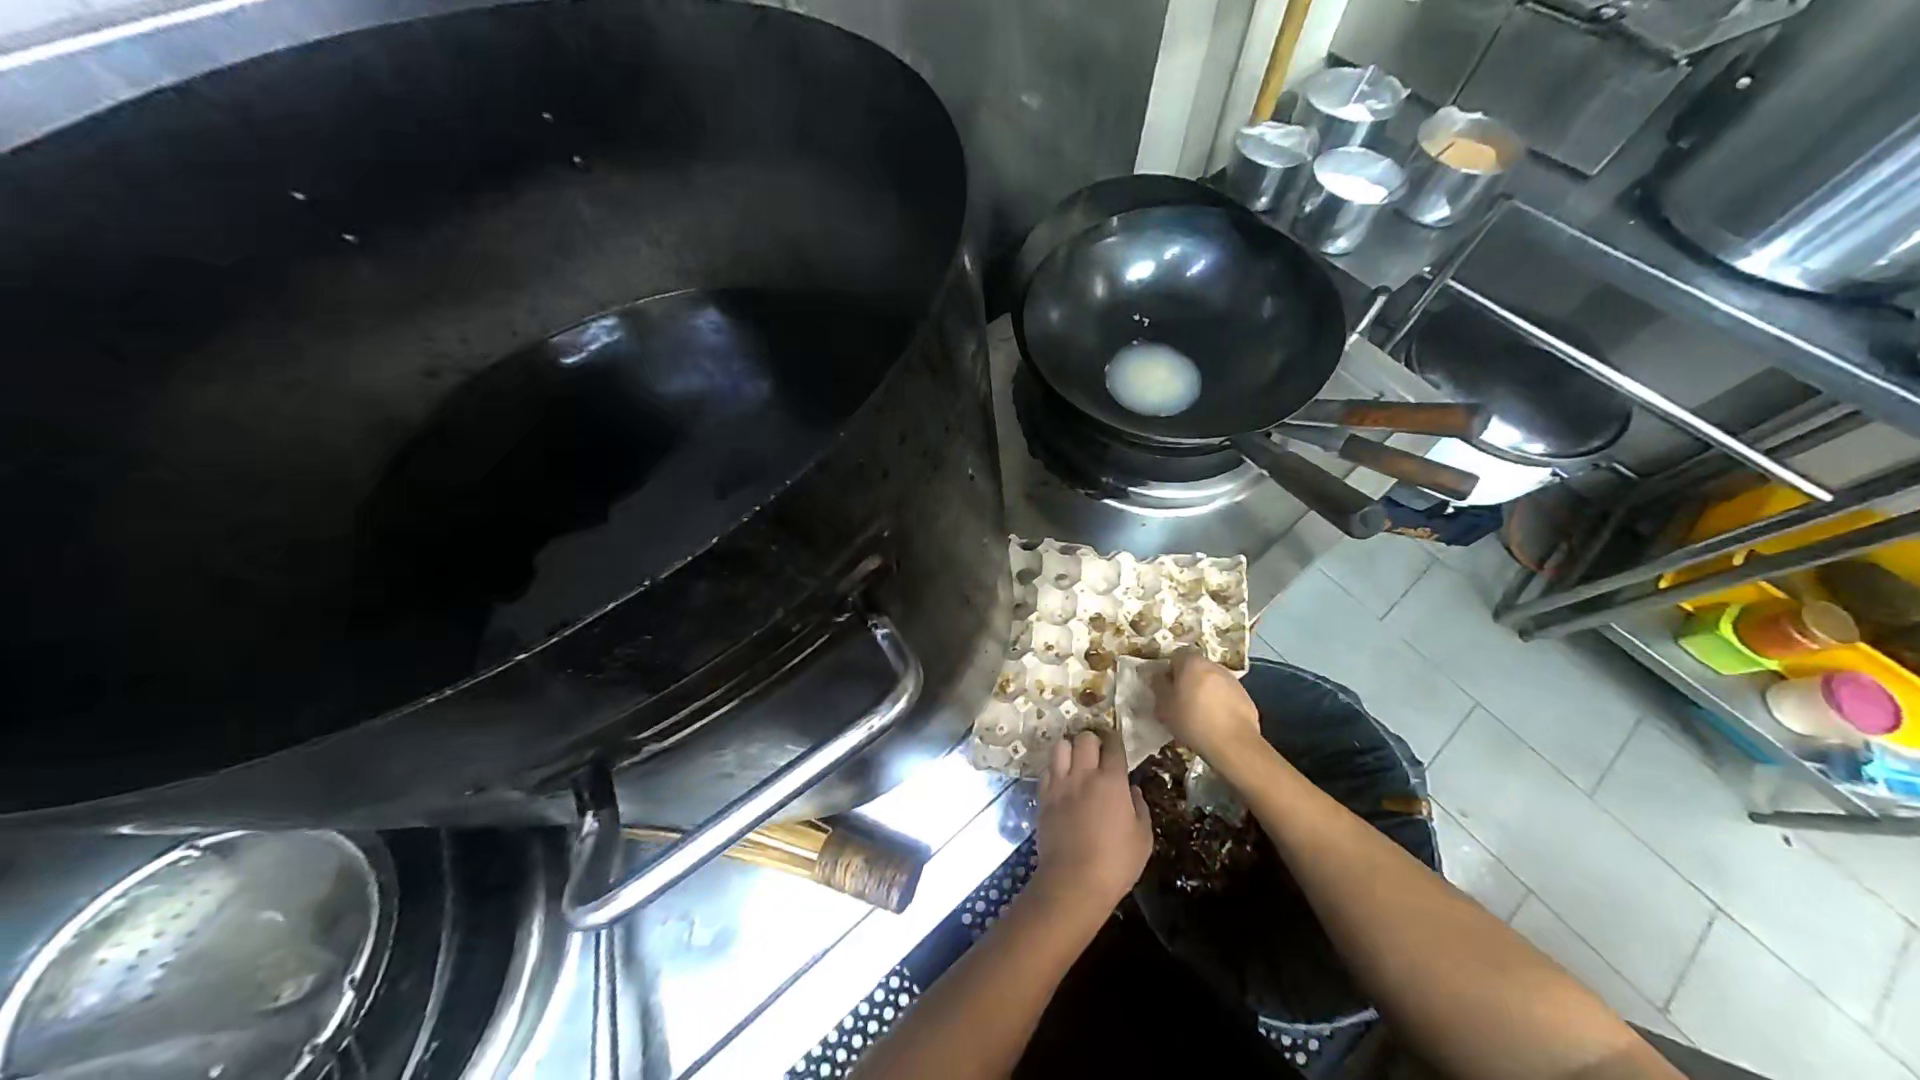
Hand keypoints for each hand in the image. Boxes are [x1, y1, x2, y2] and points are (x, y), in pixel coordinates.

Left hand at [1031, 729, 1152, 918]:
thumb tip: (1132, 791)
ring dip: (1070, 749)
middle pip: (1084, 738)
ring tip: (1076, 762)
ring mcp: (1059, 784)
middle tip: (1098, 754)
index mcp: (1111, 781)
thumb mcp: (1142, 838)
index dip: (1116, 740)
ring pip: (1060, 746)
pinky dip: (1055, 769)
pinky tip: (1062, 781)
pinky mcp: (1043, 797)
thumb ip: (1139, 808)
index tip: (1117, 744)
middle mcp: (1083, 775)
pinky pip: (1046, 770)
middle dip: (1093, 741)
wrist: (1073, 881)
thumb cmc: (1116, 863)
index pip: (1113, 745)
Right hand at [1156, 648, 1262, 763]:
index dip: (1169, 672)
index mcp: (1192, 663)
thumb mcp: (1164, 706)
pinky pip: (1225, 695)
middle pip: (1195, 668)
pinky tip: (1215, 722)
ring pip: (1212, 682)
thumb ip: (1158, 686)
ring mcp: (1233, 681)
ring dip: (1204, 692)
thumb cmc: (1192, 721)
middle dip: (1187, 682)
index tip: (1166, 689)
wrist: (1233, 744)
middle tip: (1180, 703)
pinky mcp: (1246, 697)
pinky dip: (1219, 704)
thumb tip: (1158, 676)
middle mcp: (1214, 665)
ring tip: (1199, 715)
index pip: (1176, 656)